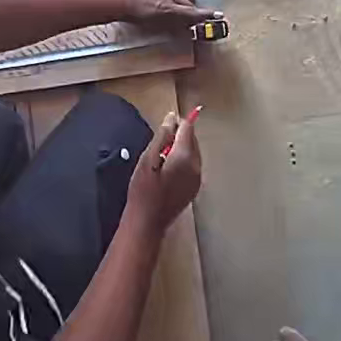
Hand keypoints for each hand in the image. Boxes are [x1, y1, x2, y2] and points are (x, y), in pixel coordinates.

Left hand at [116, 0, 218, 31]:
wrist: (121, 1)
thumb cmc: (137, 18)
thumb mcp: (156, 26)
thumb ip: (173, 26)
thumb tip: (186, 28)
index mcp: (170, 11)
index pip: (194, 13)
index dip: (206, 15)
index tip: (217, 16)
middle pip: (191, 2)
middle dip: (194, 9)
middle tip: (192, 14)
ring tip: (185, 1)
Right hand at [125, 111, 200, 231]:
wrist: (147, 222)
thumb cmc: (143, 190)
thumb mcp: (147, 159)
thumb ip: (162, 136)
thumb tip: (172, 117)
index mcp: (185, 157)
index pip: (187, 128)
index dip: (175, 124)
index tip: (161, 129)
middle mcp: (196, 166)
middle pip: (192, 140)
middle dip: (178, 137)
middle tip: (158, 146)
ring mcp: (197, 179)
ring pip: (193, 153)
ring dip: (180, 149)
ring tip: (160, 159)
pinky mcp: (194, 188)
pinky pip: (192, 166)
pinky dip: (182, 162)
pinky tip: (167, 171)